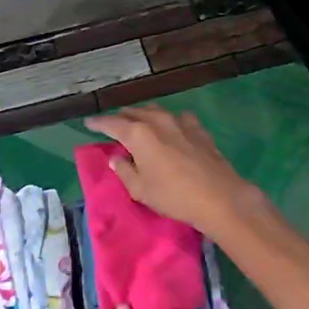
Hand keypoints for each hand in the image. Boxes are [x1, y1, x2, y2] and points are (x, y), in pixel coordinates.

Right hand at [84, 105, 264, 236]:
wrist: (219, 197)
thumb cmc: (173, 196)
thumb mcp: (140, 189)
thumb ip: (124, 171)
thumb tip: (117, 159)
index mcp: (138, 134)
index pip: (112, 124)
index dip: (98, 123)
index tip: (89, 124)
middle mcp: (157, 121)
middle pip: (134, 113)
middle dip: (121, 118)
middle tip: (113, 126)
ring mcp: (181, 122)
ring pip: (156, 111)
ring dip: (144, 115)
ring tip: (138, 124)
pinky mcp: (199, 129)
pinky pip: (178, 118)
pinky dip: (168, 120)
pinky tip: (170, 128)